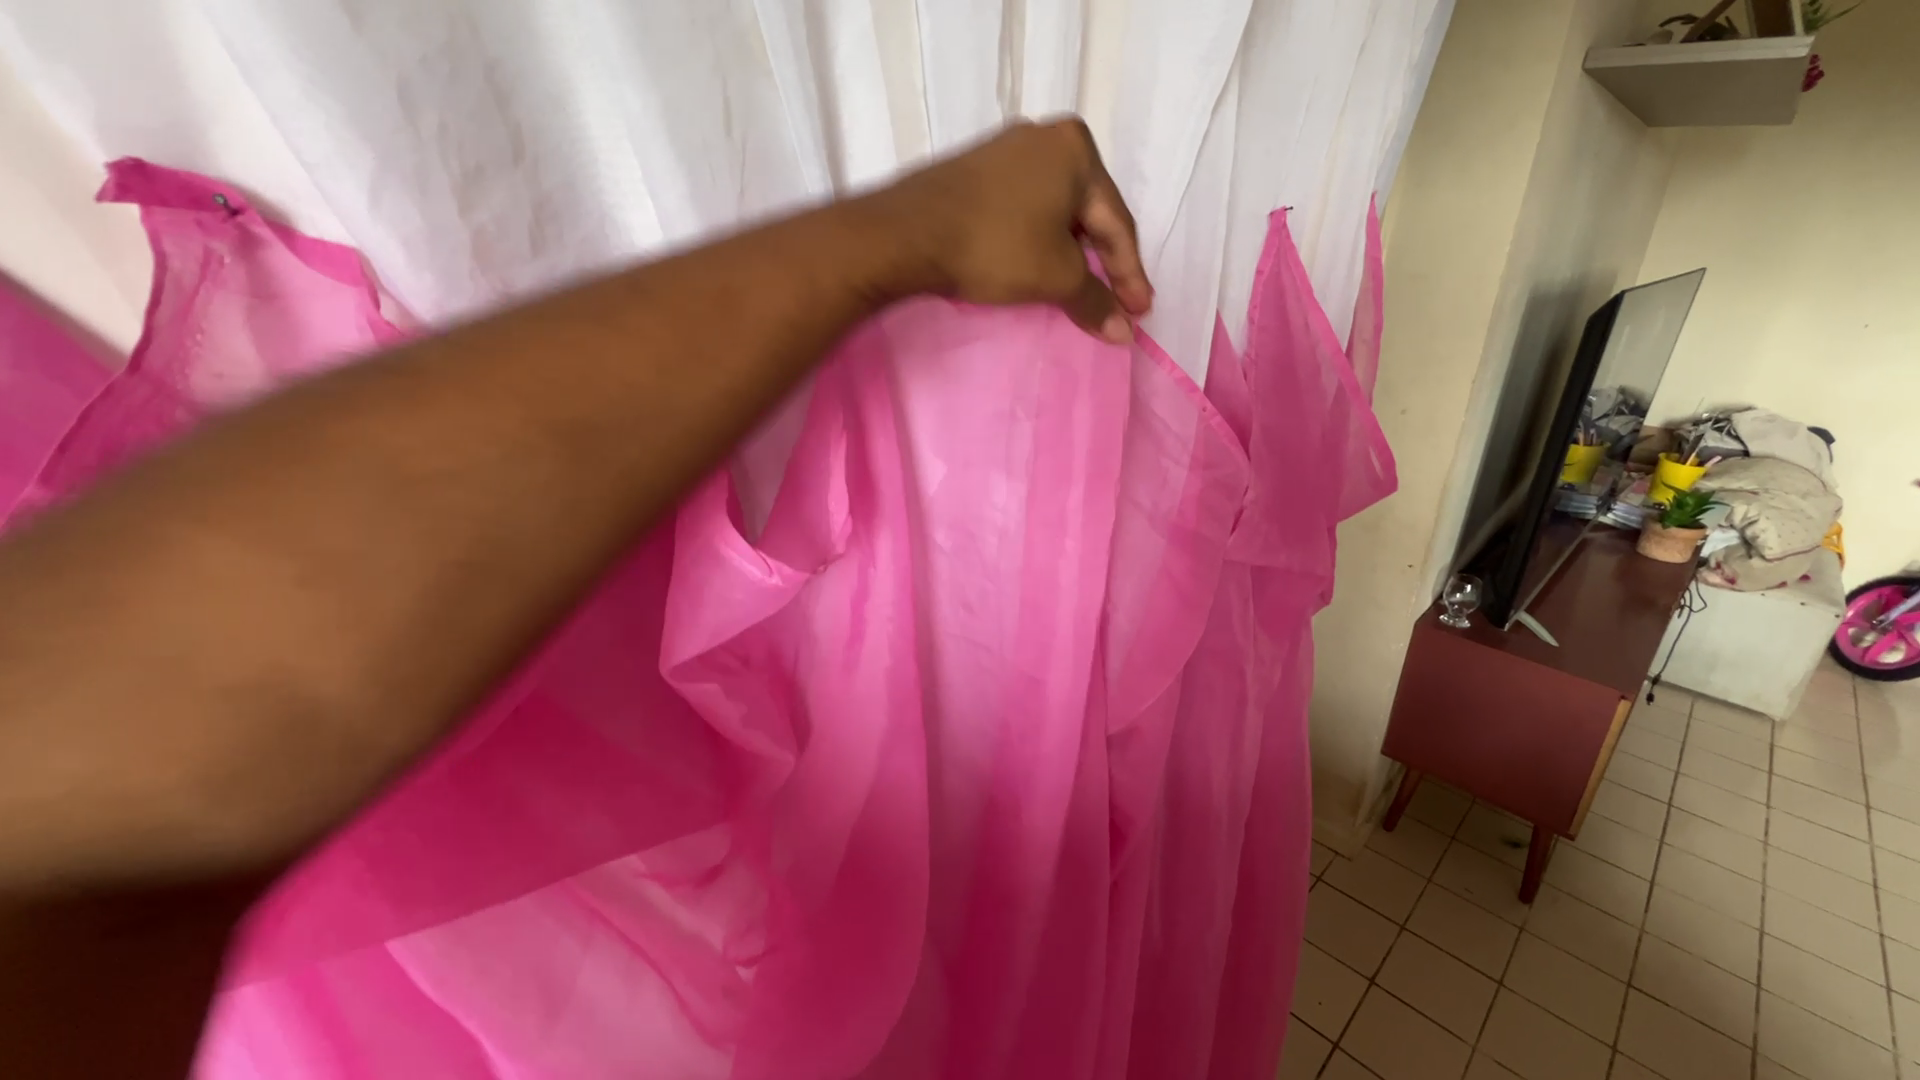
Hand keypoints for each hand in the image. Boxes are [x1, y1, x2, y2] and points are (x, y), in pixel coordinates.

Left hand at [870, 118, 1152, 343]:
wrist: (904, 234)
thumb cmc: (994, 247)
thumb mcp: (1055, 277)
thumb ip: (1095, 301)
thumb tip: (1123, 331)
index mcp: (1076, 150)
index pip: (1116, 223)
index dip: (1129, 275)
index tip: (1139, 313)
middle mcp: (1044, 138)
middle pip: (1087, 212)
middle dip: (1102, 261)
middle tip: (1117, 300)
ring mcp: (1004, 151)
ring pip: (1054, 212)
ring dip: (1070, 253)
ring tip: (1080, 288)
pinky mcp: (974, 171)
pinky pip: (1023, 209)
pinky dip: (1037, 240)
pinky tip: (1039, 263)